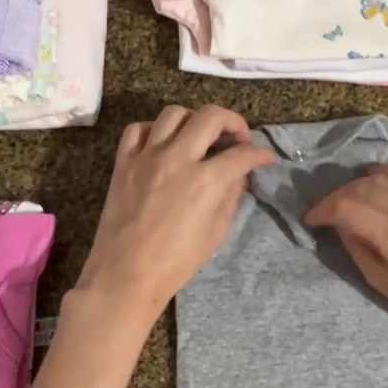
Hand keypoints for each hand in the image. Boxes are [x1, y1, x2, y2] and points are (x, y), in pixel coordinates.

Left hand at [74, 104, 275, 320]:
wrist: (126, 275)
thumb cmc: (176, 262)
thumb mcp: (216, 231)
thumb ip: (231, 196)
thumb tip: (238, 174)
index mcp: (205, 181)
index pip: (242, 154)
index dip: (260, 154)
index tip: (265, 157)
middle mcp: (177, 159)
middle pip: (211, 116)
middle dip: (234, 122)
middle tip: (238, 138)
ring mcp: (146, 157)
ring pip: (174, 113)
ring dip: (194, 120)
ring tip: (200, 136)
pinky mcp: (123, 162)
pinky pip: (138, 129)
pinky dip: (155, 129)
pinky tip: (163, 144)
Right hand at [303, 164, 387, 332]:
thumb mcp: (381, 281)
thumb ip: (356, 247)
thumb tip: (339, 224)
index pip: (346, 208)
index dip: (322, 210)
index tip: (311, 219)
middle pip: (362, 188)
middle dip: (337, 197)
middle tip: (327, 210)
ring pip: (384, 177)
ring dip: (360, 184)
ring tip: (349, 197)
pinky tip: (376, 176)